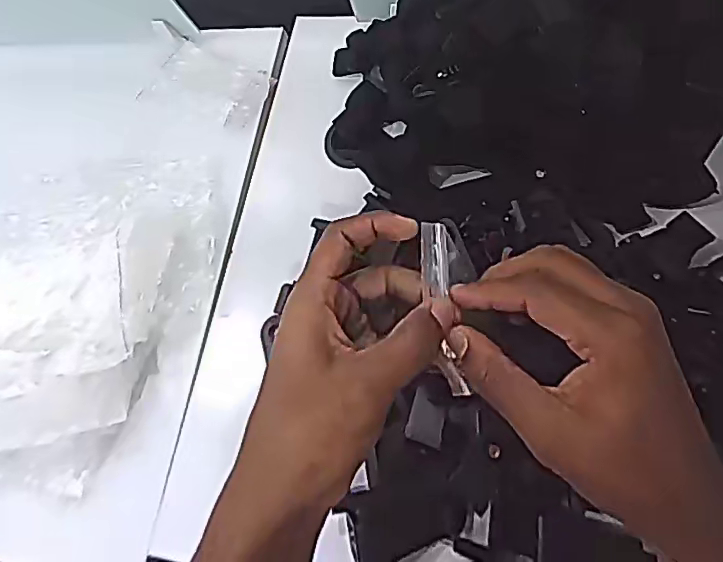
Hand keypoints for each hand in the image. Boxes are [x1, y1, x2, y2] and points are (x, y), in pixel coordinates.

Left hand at [197, 212, 457, 561]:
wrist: (280, 499)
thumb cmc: (295, 442)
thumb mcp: (367, 381)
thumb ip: (413, 339)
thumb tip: (442, 309)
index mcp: (311, 303)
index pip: (341, 240)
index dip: (376, 225)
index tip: (409, 228)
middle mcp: (319, 316)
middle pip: (370, 277)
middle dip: (408, 284)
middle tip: (440, 299)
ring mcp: (331, 343)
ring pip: (378, 310)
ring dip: (410, 317)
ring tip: (440, 332)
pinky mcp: (343, 369)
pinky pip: (379, 340)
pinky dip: (405, 342)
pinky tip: (429, 355)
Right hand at [449, 246, 722, 561]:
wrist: (684, 495)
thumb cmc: (636, 472)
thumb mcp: (550, 433)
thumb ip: (498, 379)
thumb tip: (461, 342)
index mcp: (613, 333)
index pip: (536, 288)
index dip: (488, 290)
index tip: (458, 300)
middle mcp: (629, 310)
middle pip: (552, 260)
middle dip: (503, 273)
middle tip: (470, 298)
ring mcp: (635, 311)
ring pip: (567, 264)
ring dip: (524, 274)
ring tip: (490, 303)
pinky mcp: (634, 318)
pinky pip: (582, 280)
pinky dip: (546, 286)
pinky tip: (524, 310)